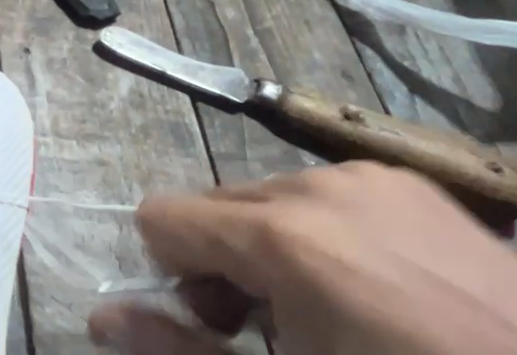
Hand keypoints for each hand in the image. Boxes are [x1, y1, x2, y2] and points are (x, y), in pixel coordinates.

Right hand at [88, 161, 516, 354]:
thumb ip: (180, 346)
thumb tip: (99, 318)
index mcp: (280, 235)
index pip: (160, 217)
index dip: (176, 277)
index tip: (226, 328)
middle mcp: (315, 186)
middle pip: (214, 206)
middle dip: (226, 264)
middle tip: (283, 334)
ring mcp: (373, 179)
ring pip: (270, 199)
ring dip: (275, 249)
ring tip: (341, 316)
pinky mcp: (418, 185)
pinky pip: (330, 197)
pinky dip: (328, 236)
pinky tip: (387, 294)